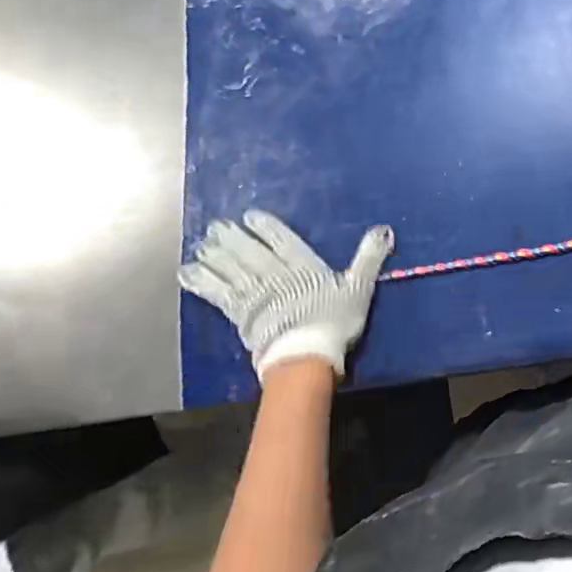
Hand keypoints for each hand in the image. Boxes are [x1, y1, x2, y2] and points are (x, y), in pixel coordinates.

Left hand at [179, 211, 393, 379]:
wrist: (307, 355)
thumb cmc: (334, 322)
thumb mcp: (357, 288)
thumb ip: (368, 259)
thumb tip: (383, 230)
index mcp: (302, 265)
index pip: (281, 239)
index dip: (265, 226)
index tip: (250, 216)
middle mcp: (275, 273)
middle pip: (249, 250)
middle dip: (232, 237)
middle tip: (216, 226)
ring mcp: (255, 292)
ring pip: (231, 267)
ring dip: (215, 255)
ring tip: (202, 244)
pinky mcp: (240, 313)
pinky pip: (217, 293)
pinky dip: (202, 282)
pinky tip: (187, 273)